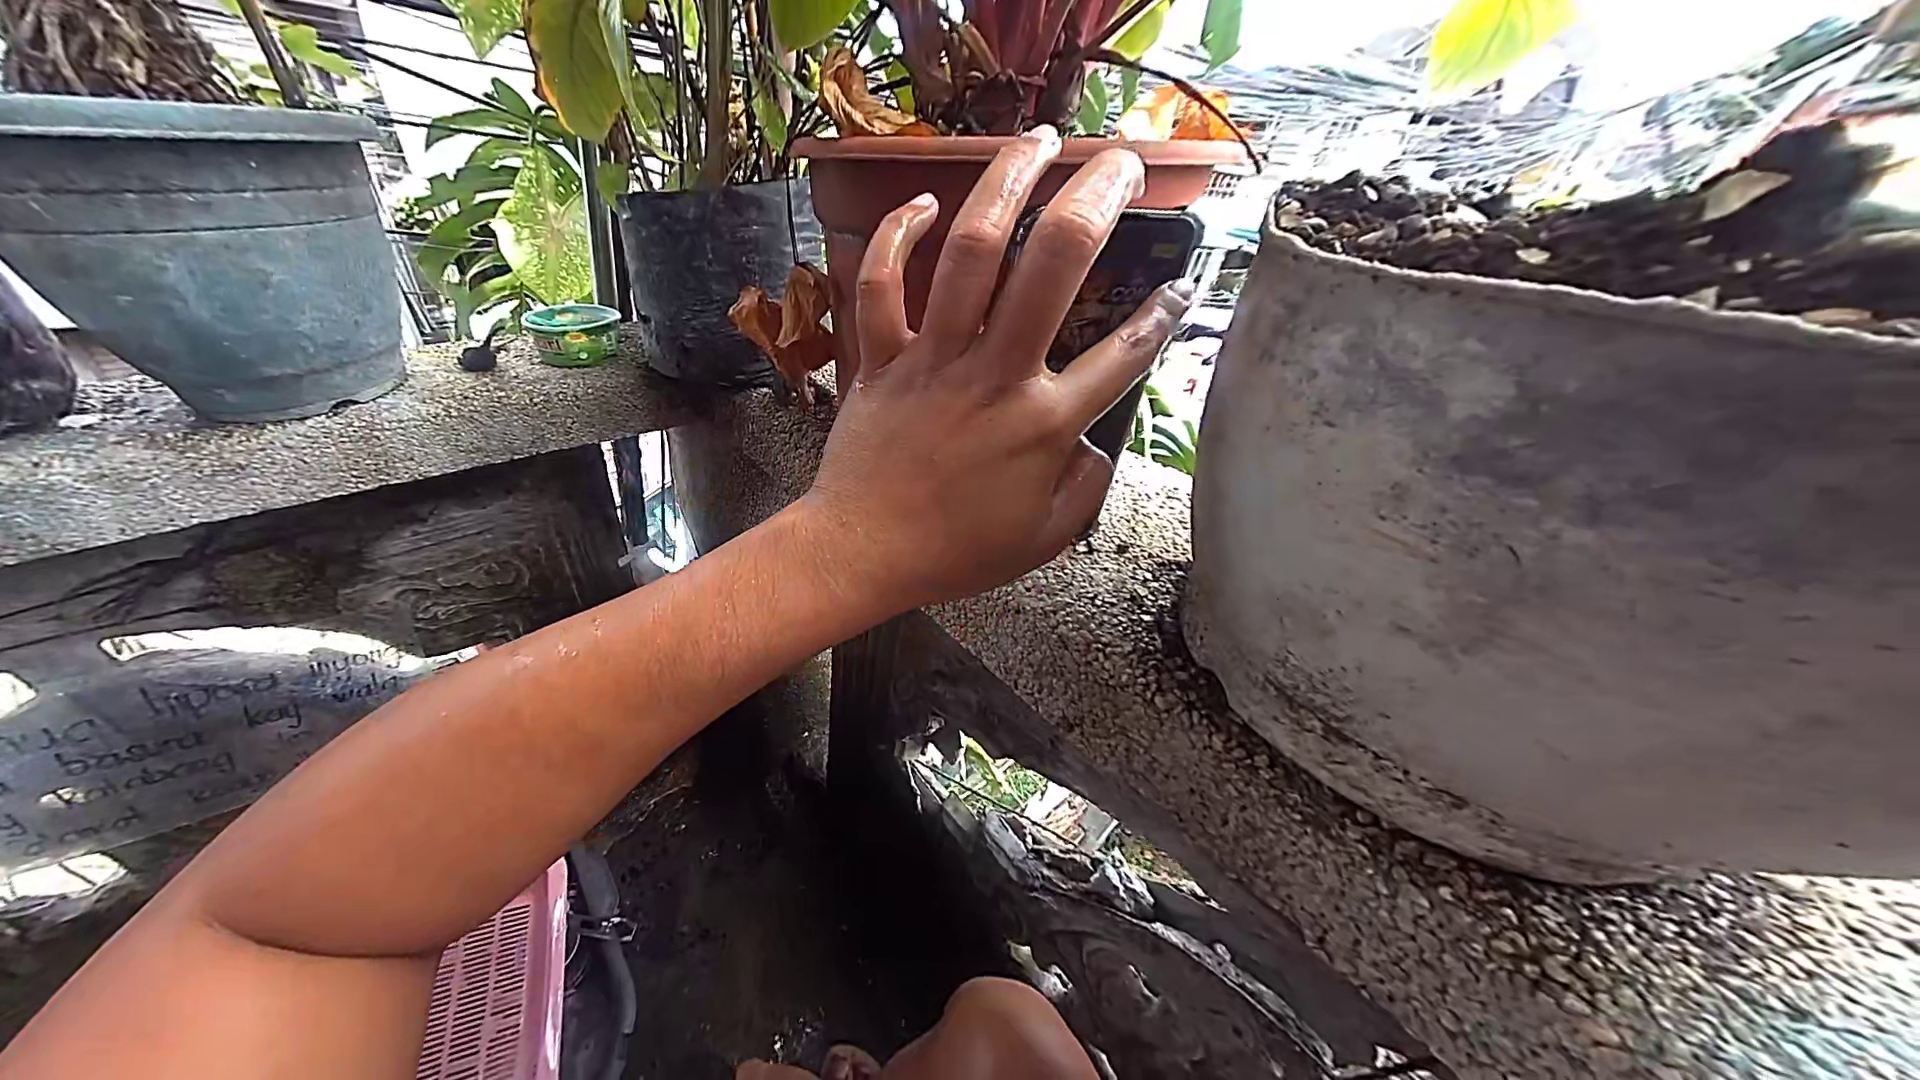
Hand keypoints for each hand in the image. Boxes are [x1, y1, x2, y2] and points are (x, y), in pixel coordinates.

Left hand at [796, 125, 1191, 616]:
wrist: (865, 552)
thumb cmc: (956, 551)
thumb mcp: (1044, 538)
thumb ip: (1087, 490)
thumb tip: (1097, 446)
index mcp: (1043, 425)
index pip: (1124, 355)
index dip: (1163, 315)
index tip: (1180, 287)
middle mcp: (996, 377)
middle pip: (1053, 267)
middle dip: (1096, 200)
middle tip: (1119, 163)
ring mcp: (934, 361)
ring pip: (971, 254)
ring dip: (1007, 185)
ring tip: (1038, 141)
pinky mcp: (883, 360)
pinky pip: (881, 287)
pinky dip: (896, 239)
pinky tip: (921, 205)